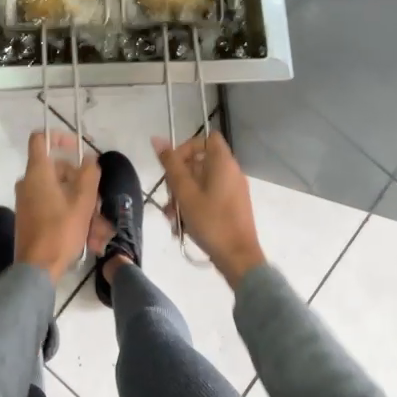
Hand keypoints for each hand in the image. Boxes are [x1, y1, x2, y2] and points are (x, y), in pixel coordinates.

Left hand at [14, 132, 100, 281]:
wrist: (36, 270)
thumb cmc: (60, 231)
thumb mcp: (83, 201)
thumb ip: (89, 174)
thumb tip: (89, 158)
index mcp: (37, 172)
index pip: (40, 139)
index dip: (59, 137)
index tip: (77, 148)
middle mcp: (28, 183)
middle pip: (58, 171)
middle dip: (82, 185)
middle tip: (99, 202)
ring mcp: (28, 202)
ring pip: (60, 194)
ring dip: (82, 208)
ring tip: (99, 230)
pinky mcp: (30, 219)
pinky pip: (54, 209)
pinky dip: (72, 218)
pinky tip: (89, 239)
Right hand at [156, 131, 265, 285]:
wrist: (239, 259)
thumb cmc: (211, 221)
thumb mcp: (185, 192)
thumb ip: (171, 165)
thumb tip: (157, 138)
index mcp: (223, 163)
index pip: (205, 139)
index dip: (186, 147)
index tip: (173, 167)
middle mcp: (231, 172)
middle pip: (200, 162)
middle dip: (179, 178)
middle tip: (169, 197)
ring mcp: (233, 190)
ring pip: (202, 182)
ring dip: (183, 195)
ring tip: (171, 216)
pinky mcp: (233, 207)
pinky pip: (210, 196)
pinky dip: (195, 204)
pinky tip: (181, 224)